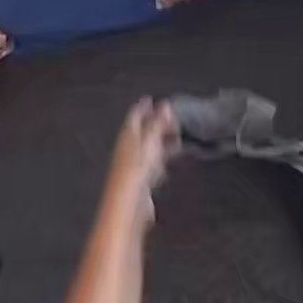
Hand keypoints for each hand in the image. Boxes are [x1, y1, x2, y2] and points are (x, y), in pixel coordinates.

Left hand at [103, 98, 176, 221]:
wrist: (129, 203)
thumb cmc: (136, 170)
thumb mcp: (150, 141)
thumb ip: (157, 123)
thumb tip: (165, 105)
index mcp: (128, 136)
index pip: (134, 116)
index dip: (143, 107)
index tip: (150, 99)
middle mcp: (129, 148)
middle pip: (142, 131)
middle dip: (153, 122)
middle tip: (167, 116)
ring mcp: (134, 164)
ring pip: (149, 147)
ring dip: (160, 140)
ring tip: (174, 135)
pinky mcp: (140, 179)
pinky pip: (152, 163)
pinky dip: (161, 158)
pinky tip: (166, 162)